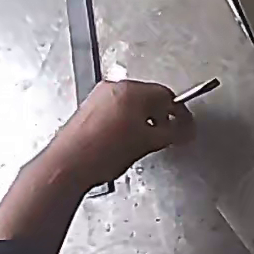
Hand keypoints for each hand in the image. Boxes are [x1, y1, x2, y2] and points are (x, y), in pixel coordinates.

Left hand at [45, 79, 194, 187]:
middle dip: (160, 115)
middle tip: (169, 133)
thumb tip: (183, 129)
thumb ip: (171, 133)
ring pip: (131, 103)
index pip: (165, 95)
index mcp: (131, 91)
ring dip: (143, 119)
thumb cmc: (101, 153)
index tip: (185, 124)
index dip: (179, 112)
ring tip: (146, 140)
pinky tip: (126, 140)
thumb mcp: (147, 143)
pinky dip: (126, 121)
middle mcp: (114, 88)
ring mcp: (99, 97)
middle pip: (148, 97)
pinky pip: (116, 109)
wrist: (68, 165)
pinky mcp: (89, 109)